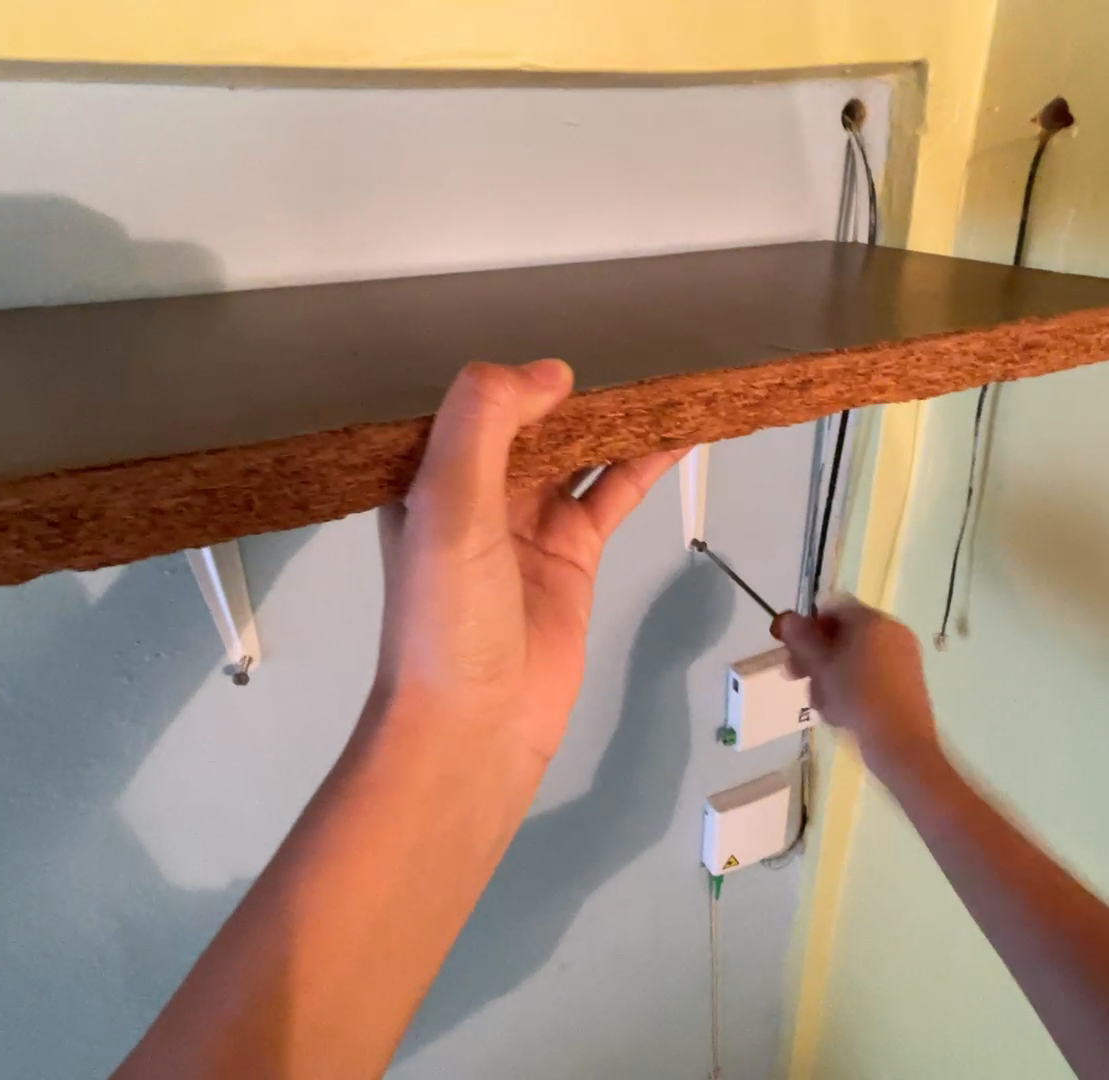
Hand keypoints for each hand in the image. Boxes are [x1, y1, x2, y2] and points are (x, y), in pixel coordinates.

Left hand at [374, 359, 684, 764]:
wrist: (478, 723)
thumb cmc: (450, 614)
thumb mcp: (448, 503)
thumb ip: (486, 422)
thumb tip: (554, 373)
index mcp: (429, 475)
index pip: (476, 405)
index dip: (519, 375)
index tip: (571, 349)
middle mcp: (478, 494)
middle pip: (534, 425)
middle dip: (578, 394)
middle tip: (633, 354)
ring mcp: (529, 524)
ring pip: (579, 456)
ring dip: (617, 423)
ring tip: (665, 382)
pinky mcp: (573, 555)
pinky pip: (611, 495)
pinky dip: (643, 465)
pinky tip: (679, 436)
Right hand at [772, 598, 941, 776]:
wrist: (901, 744)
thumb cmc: (858, 698)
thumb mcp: (821, 666)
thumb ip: (800, 638)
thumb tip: (785, 618)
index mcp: (873, 621)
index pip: (832, 609)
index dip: (806, 626)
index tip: (789, 650)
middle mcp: (892, 632)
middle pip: (842, 634)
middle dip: (815, 655)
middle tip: (795, 676)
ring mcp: (903, 658)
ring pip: (853, 658)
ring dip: (829, 675)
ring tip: (821, 702)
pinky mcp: (907, 683)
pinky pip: (870, 674)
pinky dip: (851, 686)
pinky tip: (840, 711)